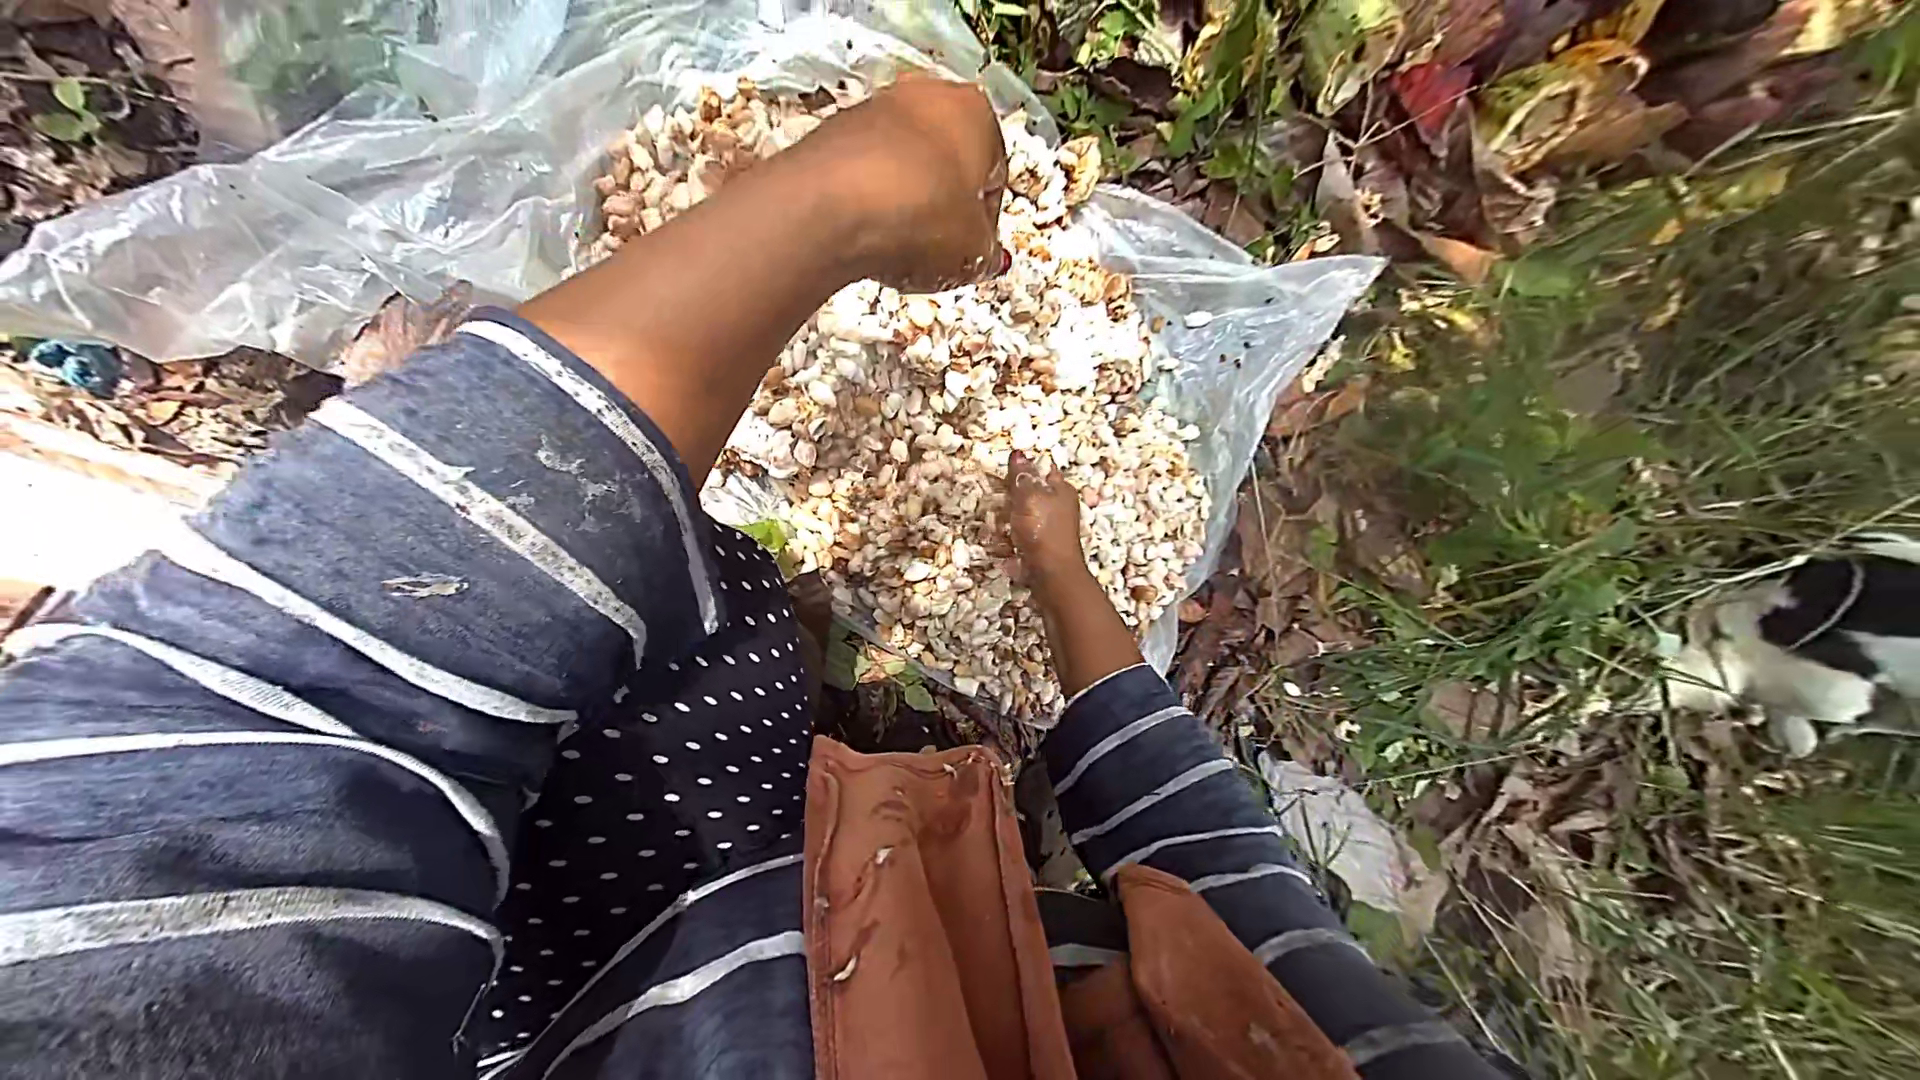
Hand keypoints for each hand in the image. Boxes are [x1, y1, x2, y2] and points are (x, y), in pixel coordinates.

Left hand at [793, 74, 1006, 291]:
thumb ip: (987, 254)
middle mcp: (927, 97)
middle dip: (945, 210)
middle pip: (947, 166)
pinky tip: (869, 237)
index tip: (976, 251)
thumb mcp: (973, 254)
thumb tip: (987, 257)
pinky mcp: (834, 132)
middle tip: (941, 253)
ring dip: (908, 207)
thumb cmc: (919, 219)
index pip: (995, 176)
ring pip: (905, 169)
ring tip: (901, 248)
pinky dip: (871, 204)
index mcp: (976, 114)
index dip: (987, 224)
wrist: (831, 208)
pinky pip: (866, 176)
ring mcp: (876, 110)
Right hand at [1007, 451, 1088, 592]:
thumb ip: (1021, 476)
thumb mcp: (1029, 497)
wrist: (1051, 575)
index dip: (1024, 470)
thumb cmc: (1042, 531)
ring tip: (999, 530)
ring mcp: (1050, 530)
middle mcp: (1059, 508)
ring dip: (1006, 523)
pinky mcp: (1040, 549)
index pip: (1043, 470)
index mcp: (1062, 490)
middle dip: (1010, 501)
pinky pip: (1020, 538)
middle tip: (1000, 506)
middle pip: (1029, 495)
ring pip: (1021, 518)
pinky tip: (1004, 546)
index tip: (1005, 475)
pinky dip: (1010, 541)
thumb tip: (1017, 452)